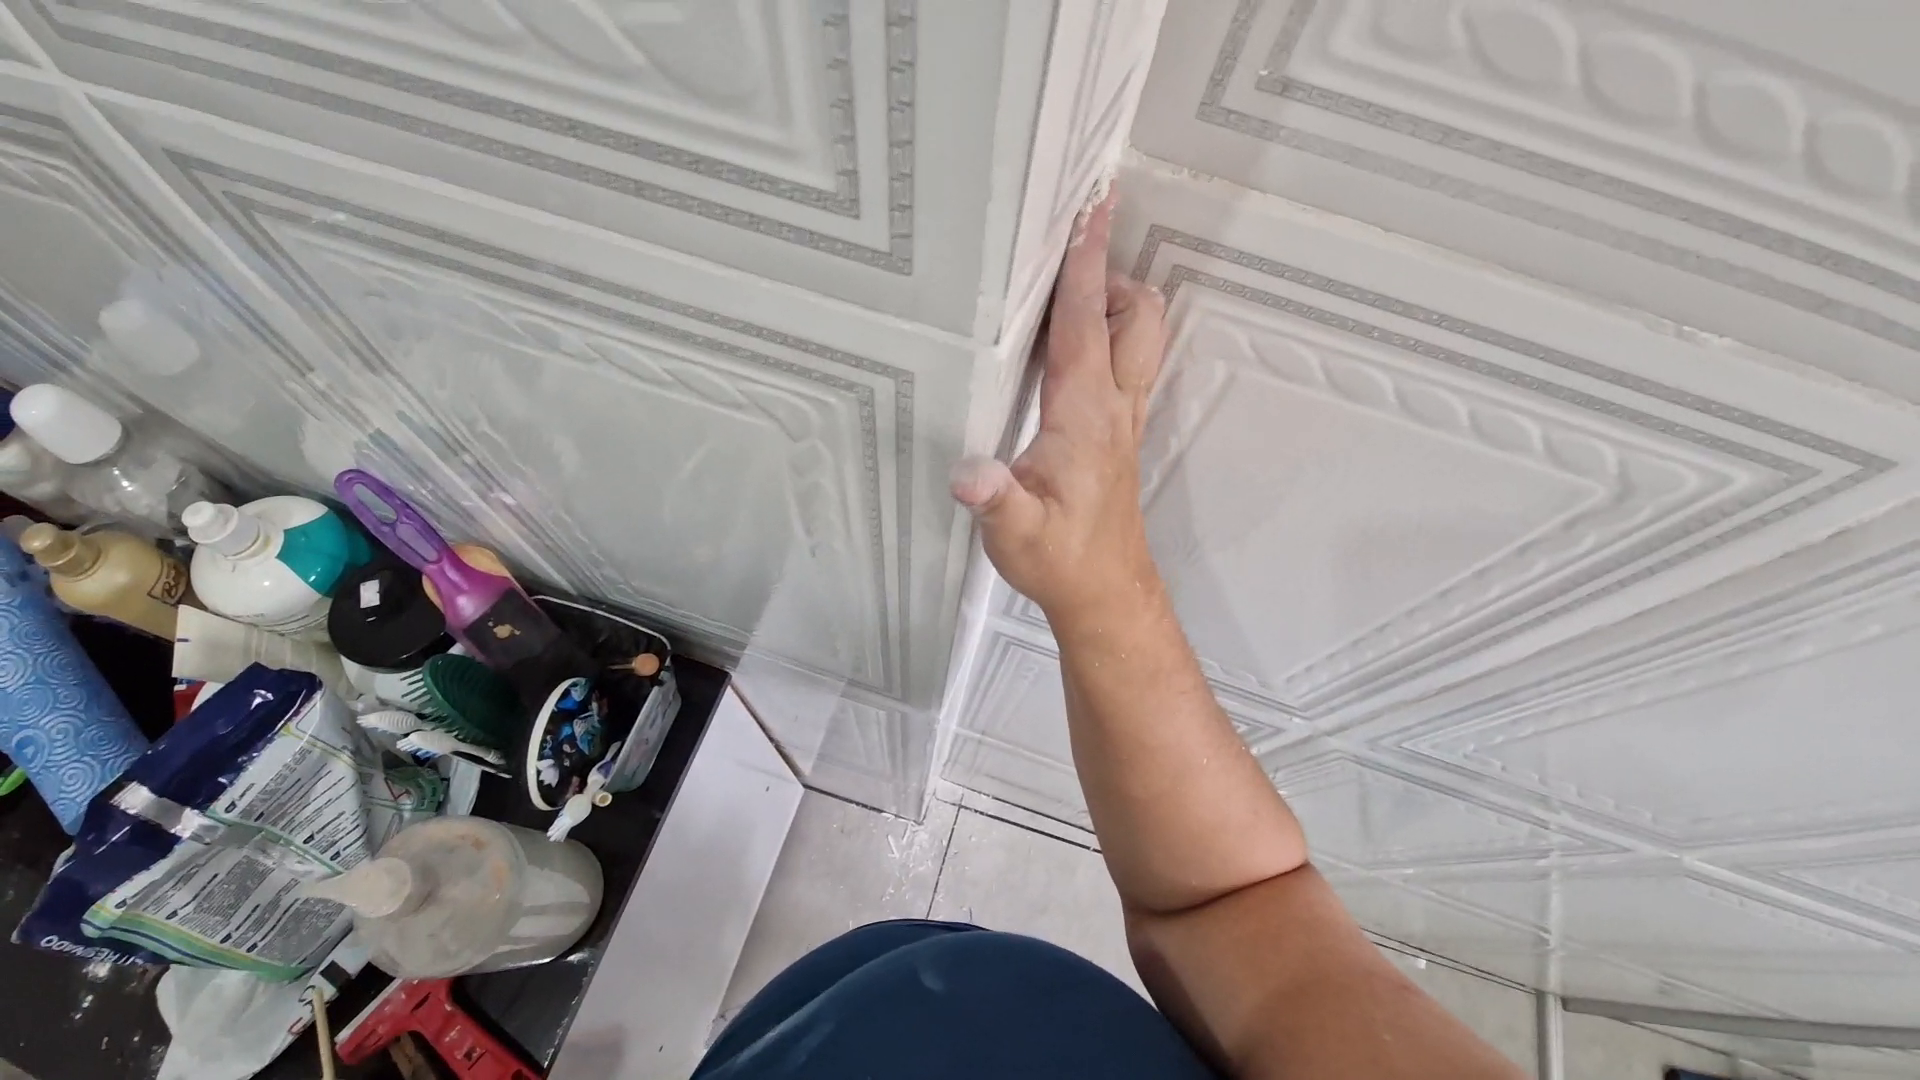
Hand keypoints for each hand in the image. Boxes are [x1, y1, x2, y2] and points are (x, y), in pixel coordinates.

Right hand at [950, 192, 1167, 620]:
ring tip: (1061, 300)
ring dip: (1113, 304)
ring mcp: (1124, 418)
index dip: (1085, 267)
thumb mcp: (1016, 533)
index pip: (1086, 325)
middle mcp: (1115, 405)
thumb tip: (968, 474)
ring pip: (1140, 337)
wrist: (1104, 591)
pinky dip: (1109, 335)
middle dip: (1109, 278)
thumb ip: (996, 500)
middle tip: (1063, 268)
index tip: (1091, 210)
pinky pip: (1127, 362)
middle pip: (1137, 316)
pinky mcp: (1119, 433)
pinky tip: (1071, 348)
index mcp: (1086, 414)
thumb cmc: (1059, 559)